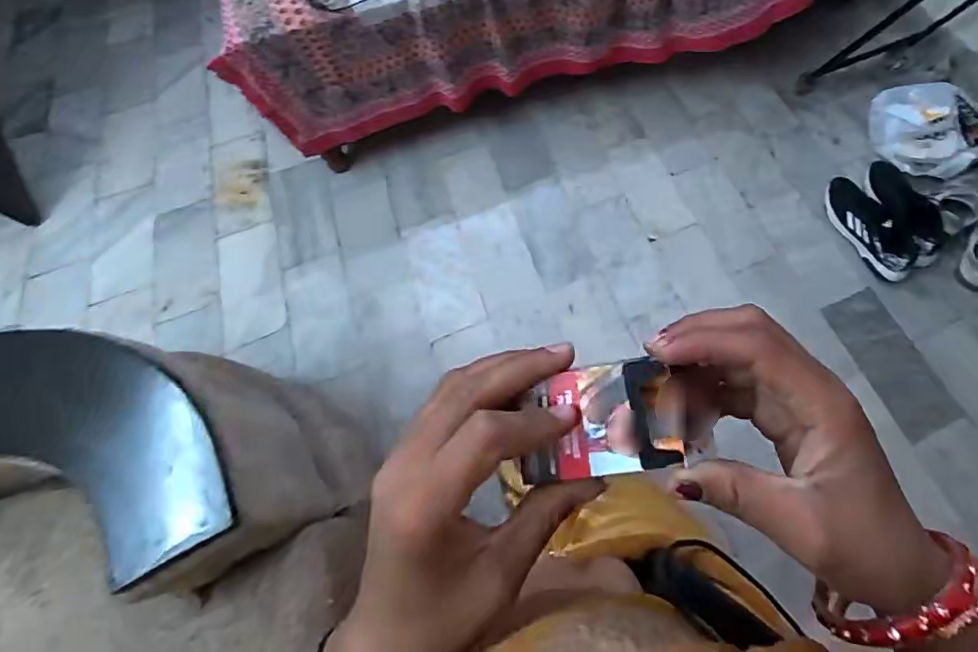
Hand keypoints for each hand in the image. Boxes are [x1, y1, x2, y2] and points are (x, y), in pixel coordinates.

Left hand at [328, 344, 604, 651]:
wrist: (383, 639)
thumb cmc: (443, 618)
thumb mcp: (501, 577)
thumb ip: (545, 515)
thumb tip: (594, 476)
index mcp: (424, 502)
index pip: (482, 435)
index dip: (532, 420)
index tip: (573, 416)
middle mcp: (403, 464)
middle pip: (463, 393)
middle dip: (518, 368)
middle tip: (564, 354)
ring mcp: (397, 453)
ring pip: (450, 387)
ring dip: (499, 367)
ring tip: (543, 360)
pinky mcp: (402, 452)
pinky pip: (442, 400)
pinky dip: (480, 382)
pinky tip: (511, 383)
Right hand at [648, 306, 953, 614]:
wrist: (903, 571)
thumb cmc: (862, 545)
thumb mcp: (800, 527)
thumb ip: (737, 492)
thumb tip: (674, 476)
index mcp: (821, 401)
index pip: (759, 347)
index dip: (706, 341)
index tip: (659, 352)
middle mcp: (810, 385)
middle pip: (751, 333)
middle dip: (699, 335)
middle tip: (651, 356)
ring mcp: (799, 396)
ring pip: (742, 354)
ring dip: (699, 361)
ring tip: (658, 382)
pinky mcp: (788, 412)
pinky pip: (742, 384)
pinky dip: (709, 388)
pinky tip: (684, 409)